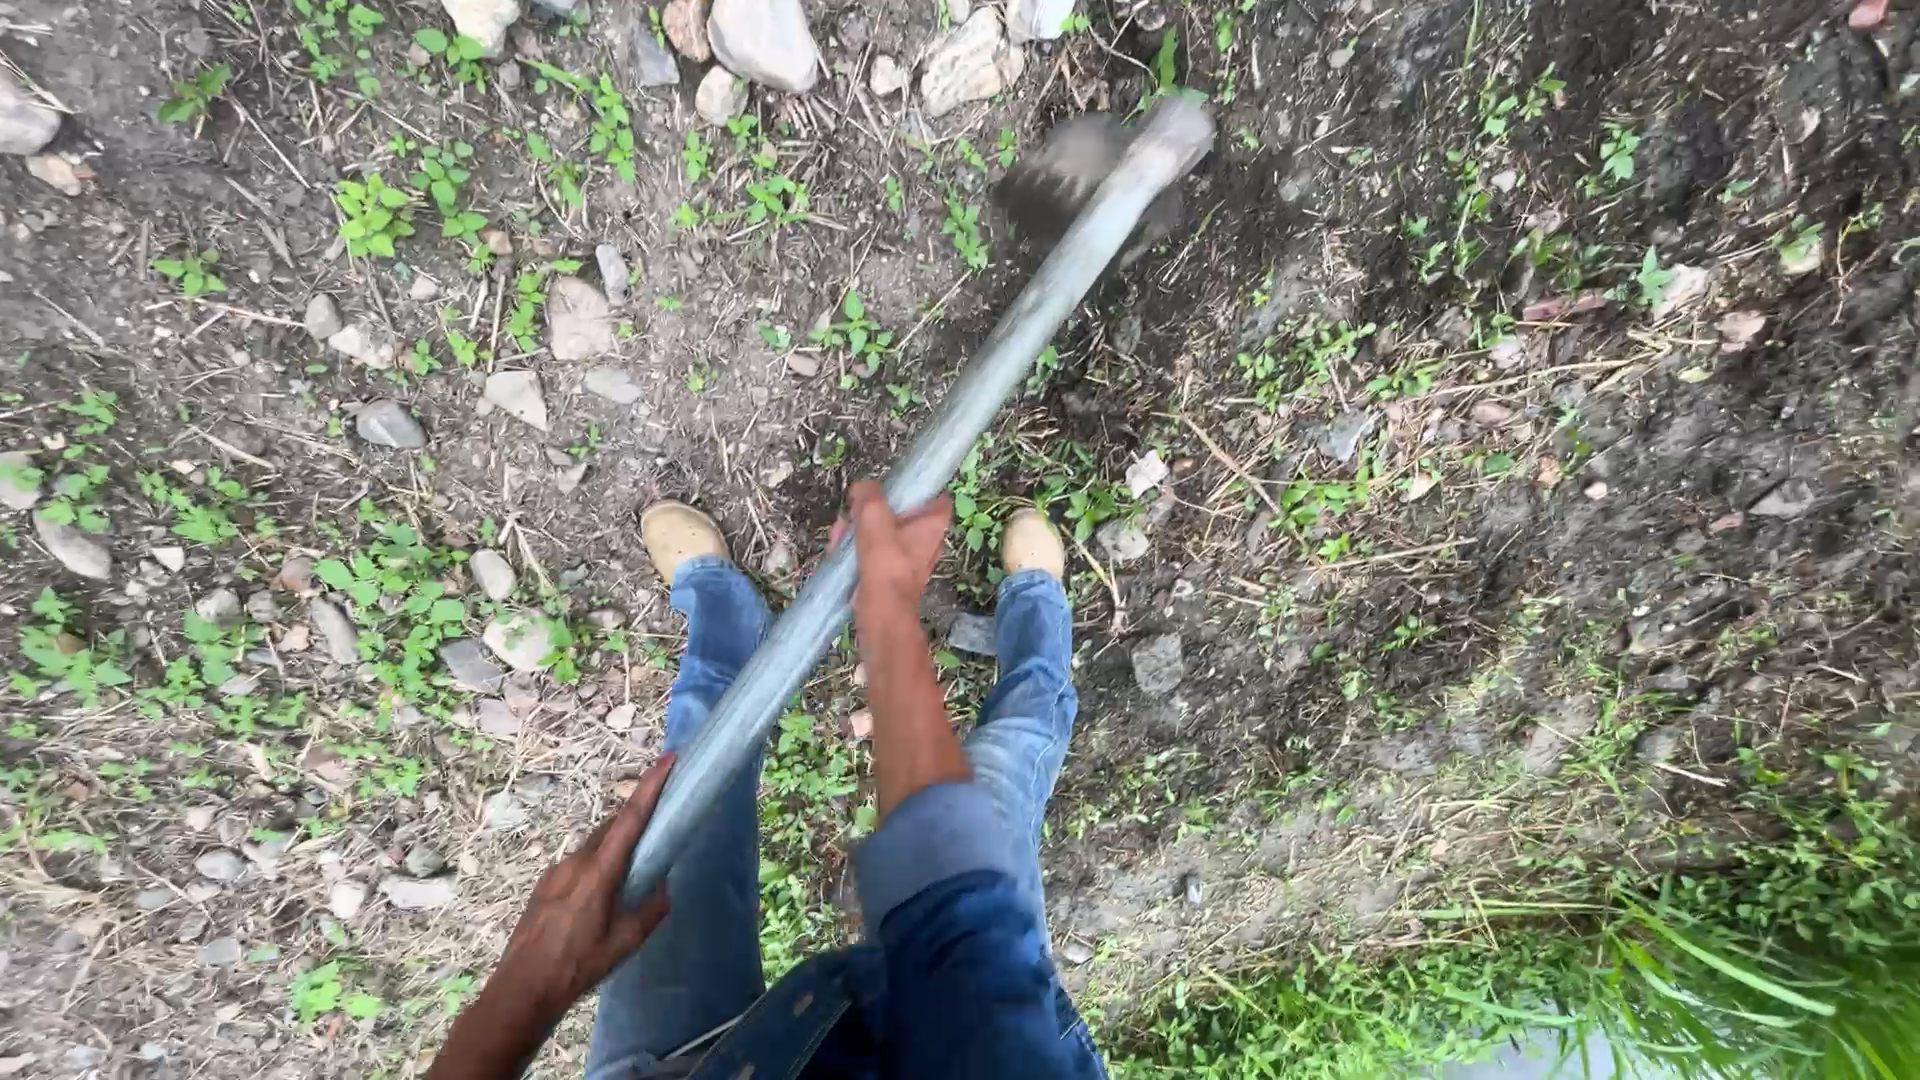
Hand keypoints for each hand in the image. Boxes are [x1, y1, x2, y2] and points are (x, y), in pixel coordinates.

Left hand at [493, 754, 673, 1020]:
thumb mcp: (626, 942)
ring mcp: (557, 870)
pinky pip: (578, 860)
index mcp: (600, 871)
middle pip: (612, 825)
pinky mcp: (544, 884)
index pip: (631, 817)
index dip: (651, 785)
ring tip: (629, 867)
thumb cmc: (579, 966)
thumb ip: (652, 909)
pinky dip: (596, 862)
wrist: (521, 991)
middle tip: (657, 822)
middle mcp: (577, 861)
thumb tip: (664, 886)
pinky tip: (598, 893)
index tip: (668, 759)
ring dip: (615, 843)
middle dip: (636, 815)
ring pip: (594, 843)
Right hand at [844, 480, 951, 619]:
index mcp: (933, 524)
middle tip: (852, 517)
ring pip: (882, 533)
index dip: (915, 490)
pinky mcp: (891, 574)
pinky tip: (840, 553)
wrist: (882, 615)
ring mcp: (909, 559)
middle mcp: (926, 541)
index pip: (936, 497)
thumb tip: (862, 487)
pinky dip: (858, 550)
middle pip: (899, 514)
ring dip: (858, 532)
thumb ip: (868, 495)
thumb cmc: (886, 565)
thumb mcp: (874, 518)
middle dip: (870, 513)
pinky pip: (874, 553)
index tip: (891, 491)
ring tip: (840, 538)